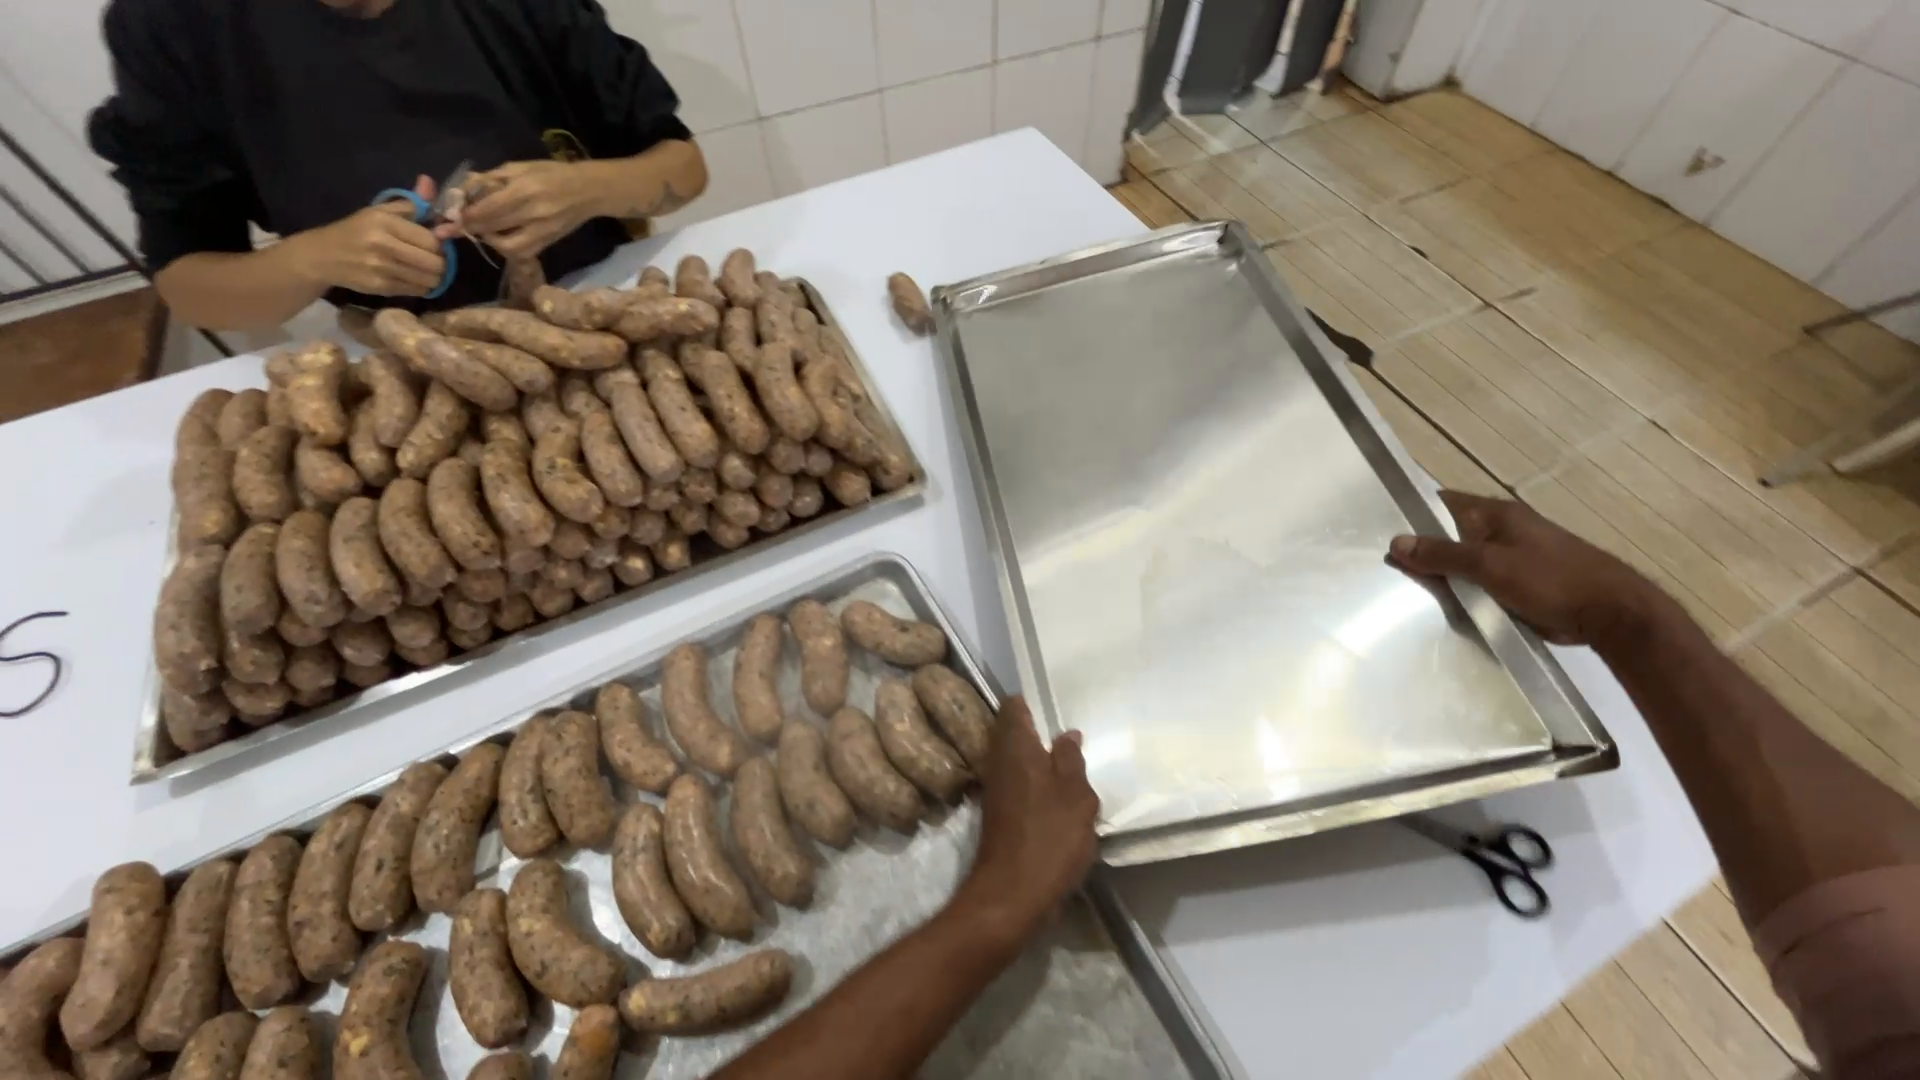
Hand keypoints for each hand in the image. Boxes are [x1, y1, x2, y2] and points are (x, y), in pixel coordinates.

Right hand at [293, 174, 444, 296]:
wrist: (320, 255)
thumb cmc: (356, 231)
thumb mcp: (380, 211)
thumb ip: (411, 202)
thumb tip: (429, 181)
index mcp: (384, 222)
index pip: (433, 240)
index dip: (440, 244)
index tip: (435, 244)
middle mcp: (383, 245)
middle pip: (436, 263)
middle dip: (441, 263)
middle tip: (432, 260)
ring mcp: (382, 268)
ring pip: (431, 280)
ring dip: (434, 277)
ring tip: (423, 270)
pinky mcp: (381, 287)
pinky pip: (419, 291)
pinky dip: (421, 286)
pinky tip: (410, 278)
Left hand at [453, 159, 604, 260]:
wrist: (589, 191)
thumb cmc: (552, 173)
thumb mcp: (519, 167)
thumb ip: (491, 179)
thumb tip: (463, 192)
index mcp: (524, 190)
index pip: (488, 208)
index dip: (467, 215)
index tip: (451, 218)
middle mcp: (534, 213)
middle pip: (495, 228)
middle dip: (473, 229)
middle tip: (458, 227)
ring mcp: (544, 230)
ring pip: (510, 247)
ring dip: (492, 242)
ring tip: (486, 232)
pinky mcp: (550, 241)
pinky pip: (524, 252)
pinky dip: (509, 248)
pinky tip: (504, 238)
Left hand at [950, 697, 1099, 947]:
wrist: (1012, 895)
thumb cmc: (1050, 837)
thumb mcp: (1076, 795)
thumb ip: (1071, 759)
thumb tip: (1066, 734)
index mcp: (1014, 746)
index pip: (1014, 706)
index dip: (1033, 702)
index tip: (1058, 704)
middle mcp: (998, 762)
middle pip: (1015, 733)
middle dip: (1041, 733)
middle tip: (1074, 737)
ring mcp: (996, 790)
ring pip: (1019, 762)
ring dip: (1042, 763)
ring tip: (1075, 769)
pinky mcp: (999, 816)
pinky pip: (1020, 787)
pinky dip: (1038, 788)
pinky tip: (1062, 801)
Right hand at [1388, 491, 1668, 648]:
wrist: (1613, 616)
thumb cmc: (1551, 580)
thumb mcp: (1489, 565)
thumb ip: (1442, 554)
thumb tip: (1396, 541)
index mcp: (1498, 514)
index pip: (1443, 502)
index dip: (1413, 511)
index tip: (1380, 526)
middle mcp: (1504, 530)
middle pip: (1450, 534)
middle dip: (1423, 548)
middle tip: (1388, 565)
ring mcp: (1514, 557)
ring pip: (1464, 562)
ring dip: (1443, 573)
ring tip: (1408, 588)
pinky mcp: (1521, 584)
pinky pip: (1480, 583)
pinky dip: (1464, 591)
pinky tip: (1445, 605)